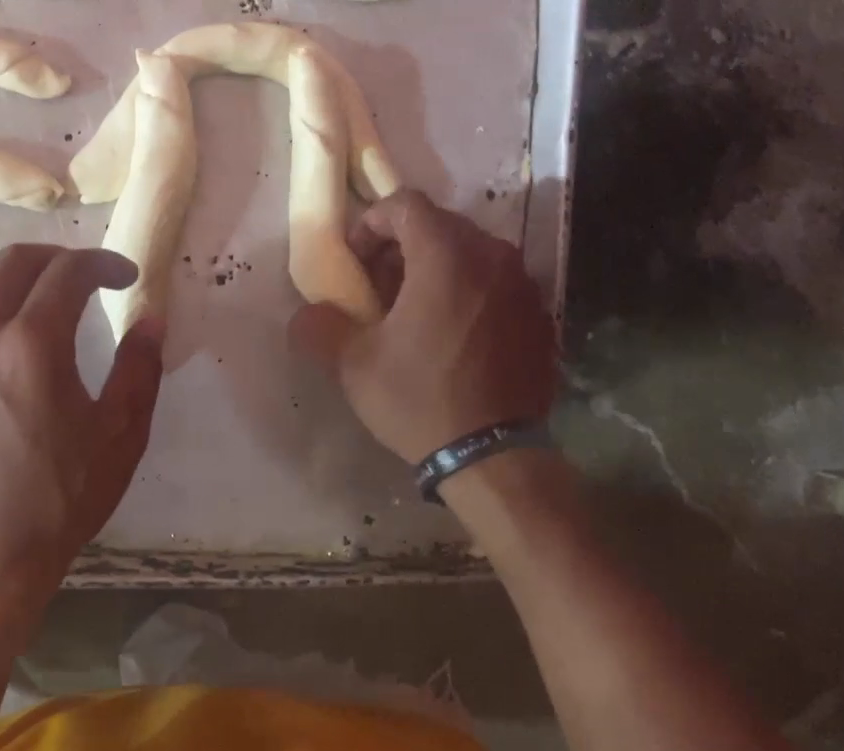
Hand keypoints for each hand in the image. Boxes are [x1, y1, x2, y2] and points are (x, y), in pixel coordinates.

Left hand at [0, 244, 163, 644]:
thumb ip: (138, 370)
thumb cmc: (63, 500)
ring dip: (13, 280)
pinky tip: (7, 351)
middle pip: (13, 262)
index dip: (103, 263)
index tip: (126, 278)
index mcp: (32, 345)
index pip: (67, 272)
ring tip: (41, 304)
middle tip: (87, 279)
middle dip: (57, 259)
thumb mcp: (119, 438)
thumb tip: (150, 321)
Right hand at [288, 189, 557, 462]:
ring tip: (411, 316)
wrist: (490, 450)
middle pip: (441, 227)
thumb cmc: (417, 399)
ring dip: (435, 273)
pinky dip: (466, 296)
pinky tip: (448, 339)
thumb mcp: (354, 365)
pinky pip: (495, 287)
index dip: (371, 224)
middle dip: (401, 249)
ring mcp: (523, 285)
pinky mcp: (538, 315)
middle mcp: (493, 256)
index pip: (406, 205)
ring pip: (471, 256)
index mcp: (445, 257)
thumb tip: (305, 315)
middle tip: (376, 290)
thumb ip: (322, 328)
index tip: (353, 261)